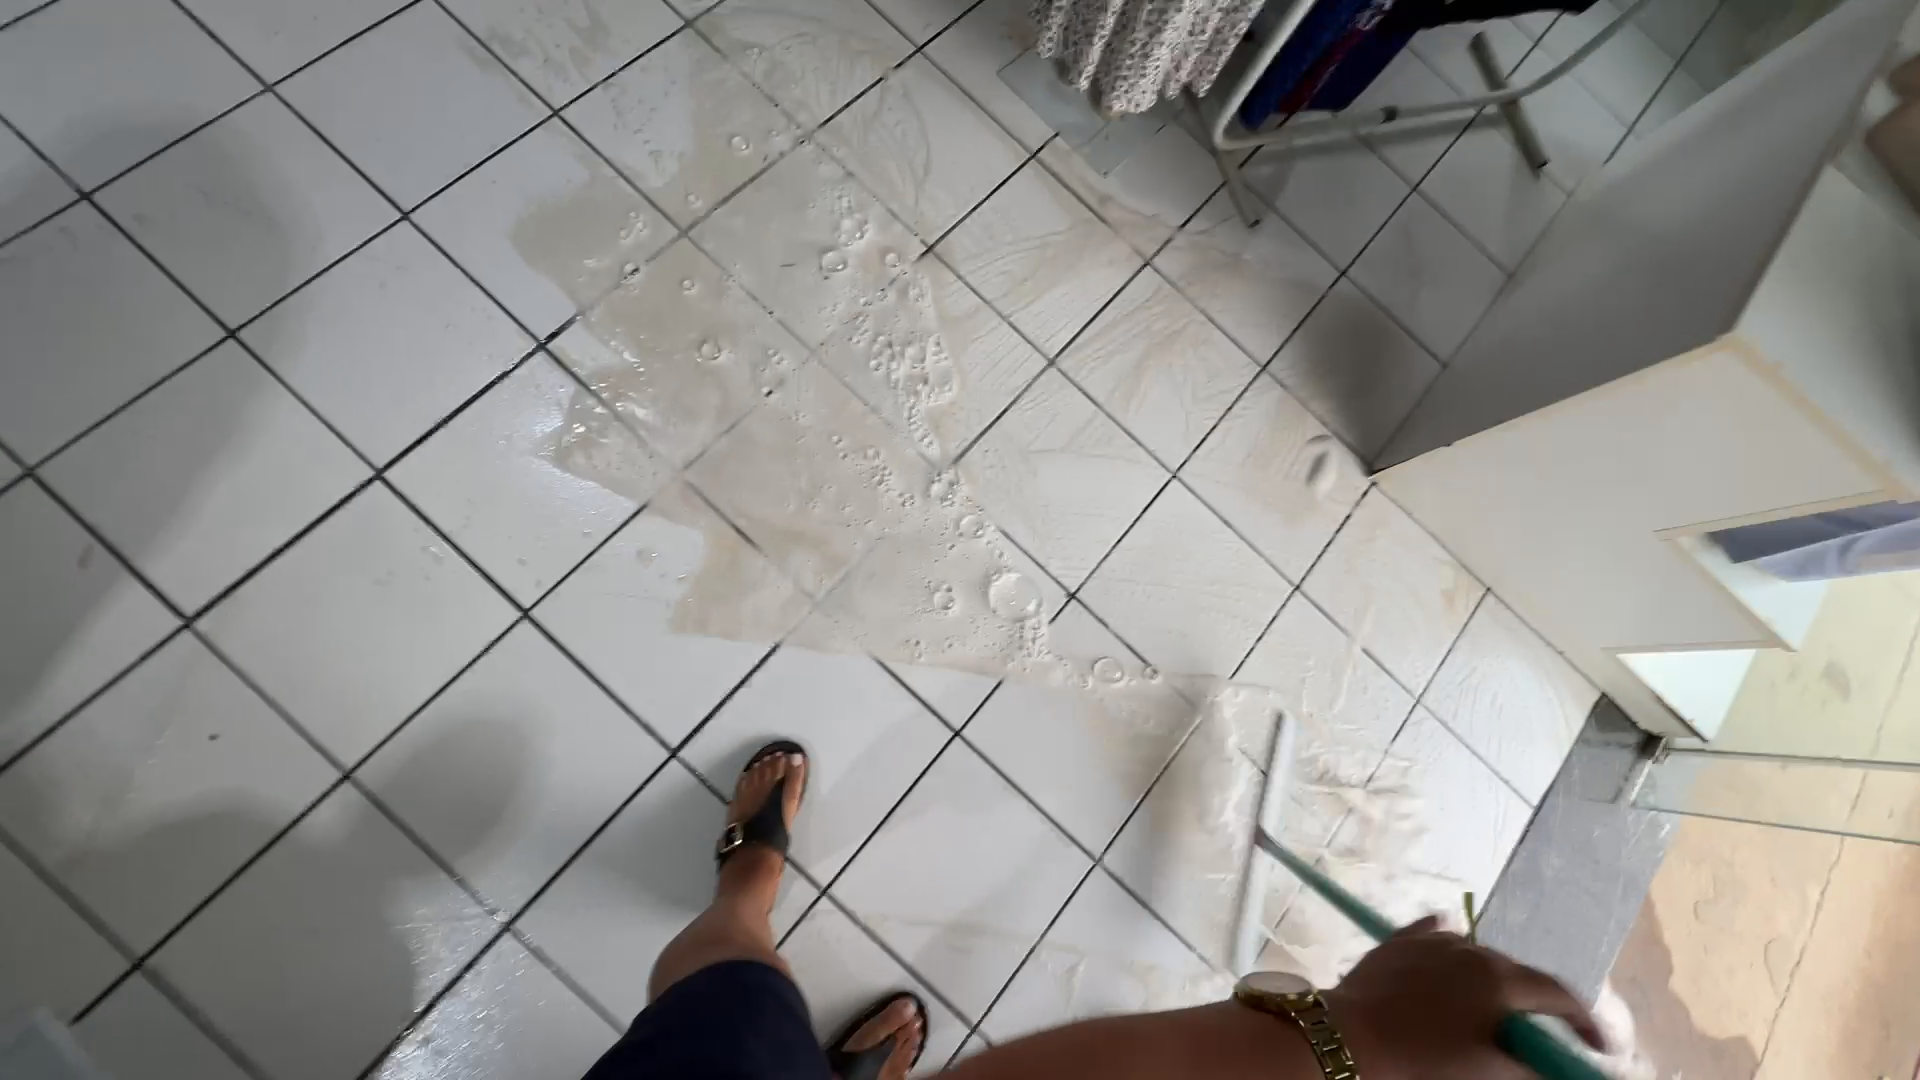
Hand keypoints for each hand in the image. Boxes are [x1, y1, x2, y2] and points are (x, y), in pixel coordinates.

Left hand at [1321, 916, 1606, 1079]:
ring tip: (1502, 1005)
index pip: (1557, 994)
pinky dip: (1449, 939)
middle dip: (1537, 1002)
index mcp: (1497, 978)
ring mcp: (1427, 941)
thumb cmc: (1426, 1060)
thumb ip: (1531, 1070)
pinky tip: (1454, 936)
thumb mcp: (1491, 1072)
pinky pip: (1431, 933)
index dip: (1585, 1022)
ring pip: (1475, 953)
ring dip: (1495, 977)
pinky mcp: (1396, 943)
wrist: (1352, 1038)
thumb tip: (1552, 1070)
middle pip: (1516, 972)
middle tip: (1548, 1032)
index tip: (1601, 1048)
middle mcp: (1466, 949)